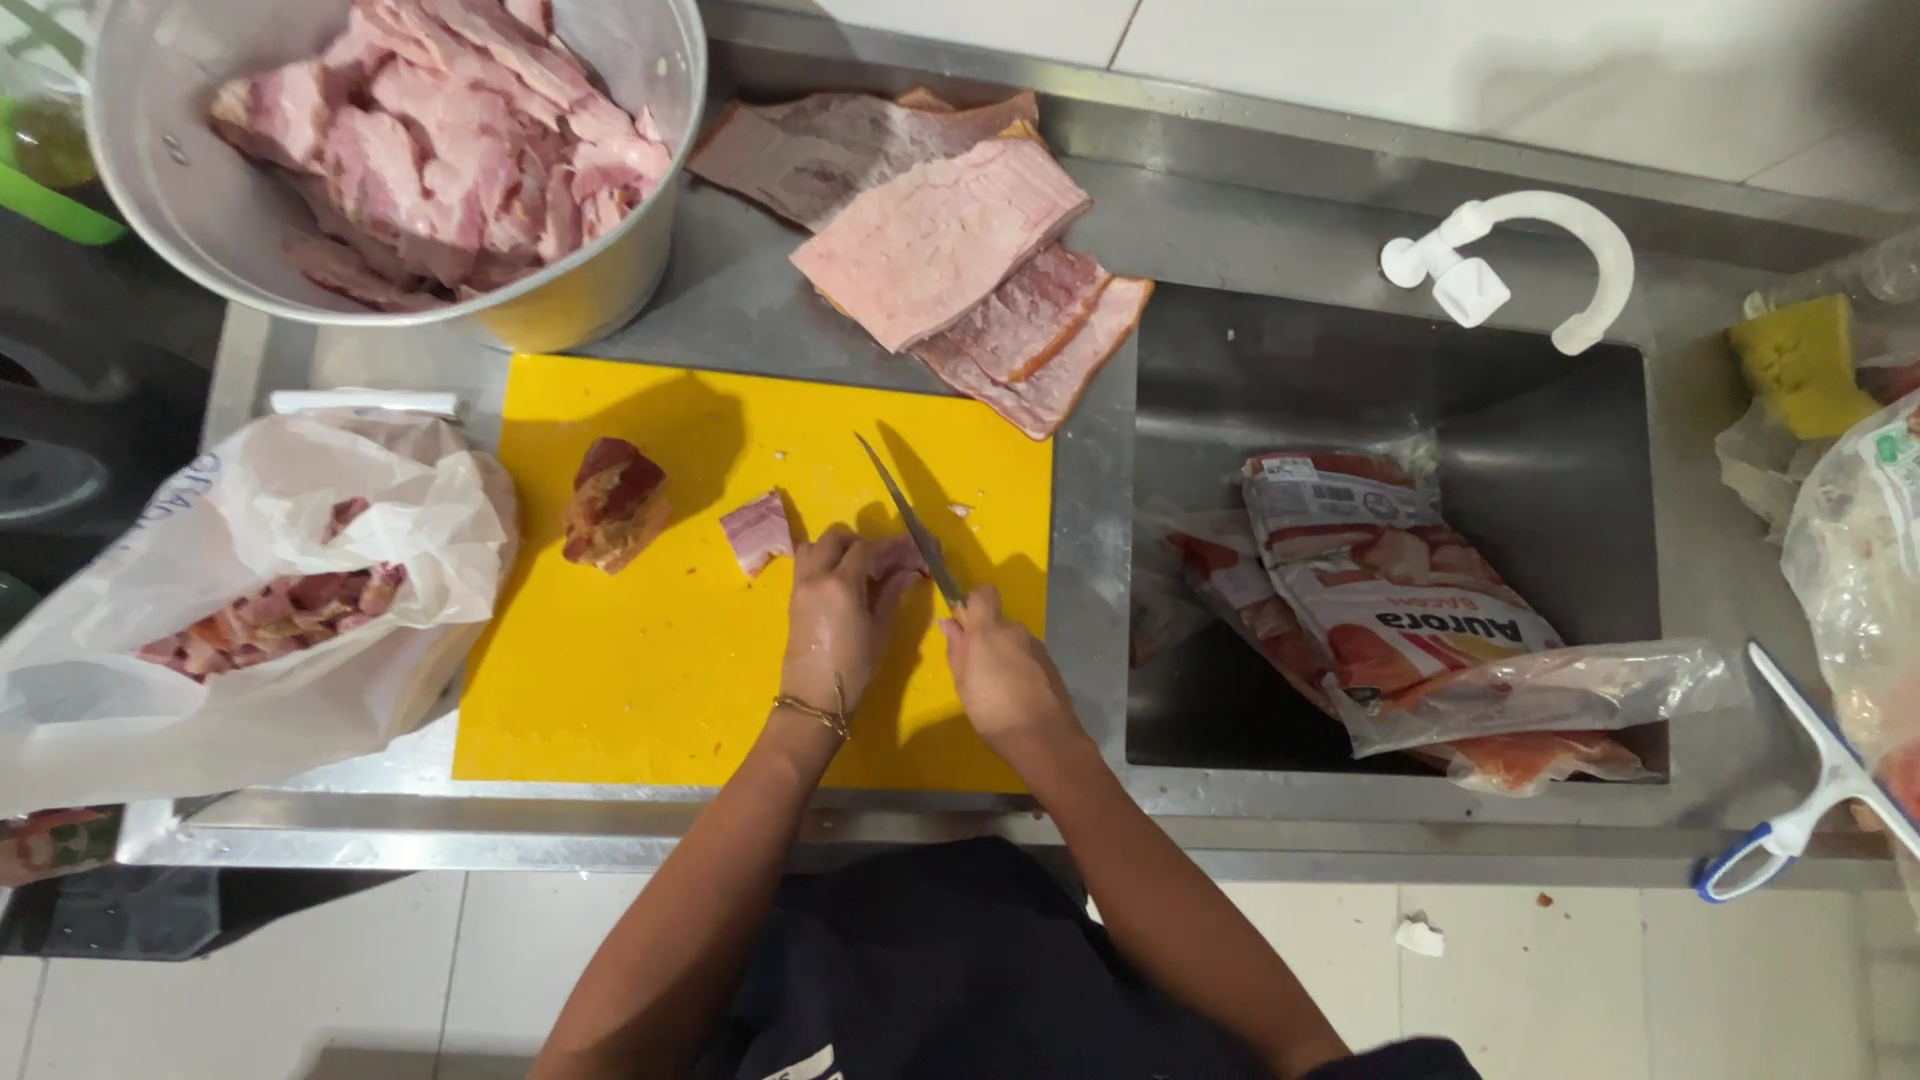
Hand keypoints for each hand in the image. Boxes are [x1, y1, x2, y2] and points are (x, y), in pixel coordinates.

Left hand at [780, 524, 920, 723]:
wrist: (814, 697)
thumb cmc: (854, 667)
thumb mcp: (880, 630)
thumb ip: (892, 593)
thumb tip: (908, 571)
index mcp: (840, 584)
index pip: (867, 549)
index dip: (892, 547)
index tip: (912, 550)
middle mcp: (815, 576)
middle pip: (838, 538)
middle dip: (864, 542)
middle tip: (886, 560)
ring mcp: (800, 585)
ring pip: (816, 545)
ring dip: (839, 547)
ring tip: (860, 566)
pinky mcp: (793, 596)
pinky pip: (806, 562)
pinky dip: (824, 559)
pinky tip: (843, 578)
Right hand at [939, 585, 1086, 767]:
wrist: (1045, 738)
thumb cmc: (993, 712)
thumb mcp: (963, 683)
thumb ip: (957, 648)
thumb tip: (950, 622)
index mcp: (990, 630)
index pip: (984, 592)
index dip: (973, 602)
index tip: (966, 625)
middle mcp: (1016, 631)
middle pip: (998, 621)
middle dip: (987, 638)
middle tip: (977, 670)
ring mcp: (1037, 646)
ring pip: (1013, 640)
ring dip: (1004, 655)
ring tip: (998, 689)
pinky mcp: (1051, 663)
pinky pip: (1027, 656)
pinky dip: (1020, 667)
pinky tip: (1017, 695)